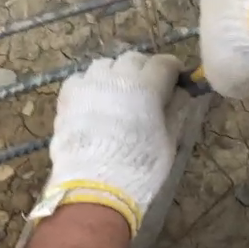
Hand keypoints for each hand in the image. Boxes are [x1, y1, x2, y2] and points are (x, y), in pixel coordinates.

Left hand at [28, 51, 183, 240]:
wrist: (95, 188)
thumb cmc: (140, 168)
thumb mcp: (169, 141)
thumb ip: (174, 111)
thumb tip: (180, 94)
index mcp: (147, 86)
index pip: (164, 63)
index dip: (171, 72)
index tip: (174, 83)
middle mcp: (118, 77)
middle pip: (134, 59)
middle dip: (143, 70)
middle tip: (146, 91)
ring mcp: (90, 83)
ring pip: (105, 65)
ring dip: (115, 75)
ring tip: (117, 95)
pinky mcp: (68, 96)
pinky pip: (81, 79)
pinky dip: (90, 85)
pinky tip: (93, 103)